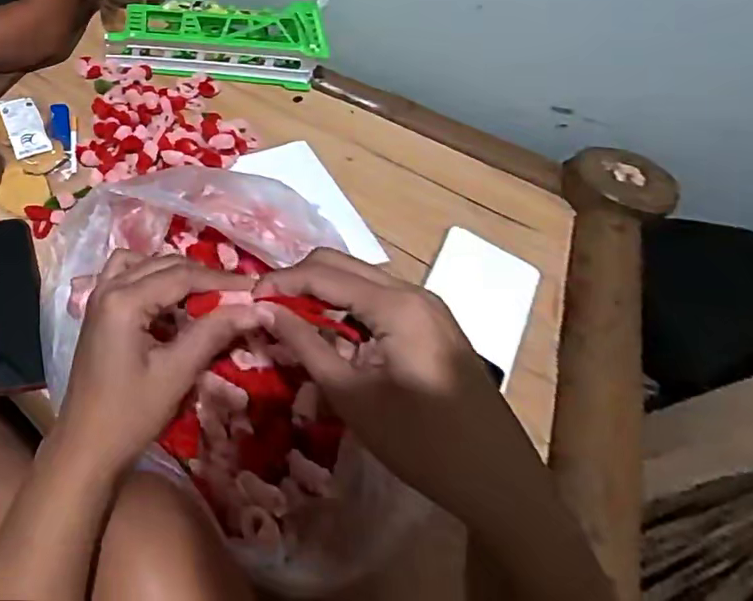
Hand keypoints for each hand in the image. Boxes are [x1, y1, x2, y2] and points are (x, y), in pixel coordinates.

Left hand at [55, 252, 265, 471]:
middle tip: (239, 295)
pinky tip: (173, 304)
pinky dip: (153, 281)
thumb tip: (254, 309)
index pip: (180, 275)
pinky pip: (127, 277)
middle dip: (202, 276)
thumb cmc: (131, 413)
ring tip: (207, 296)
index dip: (220, 280)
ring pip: (143, 265)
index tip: (256, 288)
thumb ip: (212, 333)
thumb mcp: (176, 373)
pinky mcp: (98, 310)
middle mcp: (108, 287)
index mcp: (123, 299)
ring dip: (175, 274)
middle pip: (162, 264)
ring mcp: (98, 296)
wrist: (87, 442)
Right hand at [253, 249, 540, 526]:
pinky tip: (329, 334)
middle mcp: (413, 292)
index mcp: (396, 305)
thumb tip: (262, 308)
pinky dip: (345, 307)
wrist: (505, 489)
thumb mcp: (351, 395)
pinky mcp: (432, 325)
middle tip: (266, 308)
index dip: (278, 283)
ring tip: (290, 320)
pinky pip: (376, 299)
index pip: (321, 273)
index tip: (247, 301)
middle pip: (338, 264)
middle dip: (296, 280)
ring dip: (320, 292)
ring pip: (356, 278)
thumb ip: (303, 343)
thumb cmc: (422, 444)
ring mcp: (427, 307)